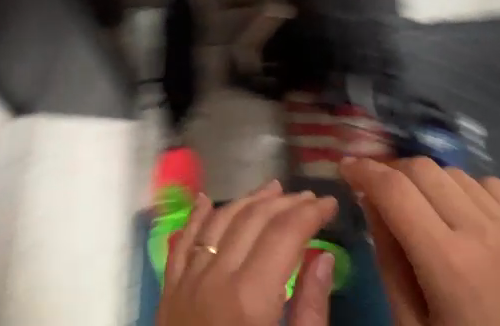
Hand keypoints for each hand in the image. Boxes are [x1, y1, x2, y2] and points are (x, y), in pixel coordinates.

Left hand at [159, 180, 340, 325]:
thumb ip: (309, 309)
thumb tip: (321, 257)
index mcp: (251, 295)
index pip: (285, 231)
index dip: (311, 211)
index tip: (331, 203)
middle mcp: (216, 276)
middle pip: (253, 219)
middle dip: (285, 202)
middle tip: (310, 199)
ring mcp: (187, 282)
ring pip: (218, 222)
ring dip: (247, 201)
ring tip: (272, 190)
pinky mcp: (168, 295)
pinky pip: (181, 243)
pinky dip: (196, 217)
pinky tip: (207, 201)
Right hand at [340, 157, 499, 325]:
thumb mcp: (412, 324)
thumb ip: (388, 260)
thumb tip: (370, 201)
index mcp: (447, 263)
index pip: (395, 191)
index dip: (364, 171)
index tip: (346, 167)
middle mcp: (481, 232)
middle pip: (424, 170)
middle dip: (393, 172)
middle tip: (378, 189)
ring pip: (457, 173)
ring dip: (430, 182)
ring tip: (421, 207)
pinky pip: (492, 185)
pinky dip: (467, 189)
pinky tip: (462, 214)